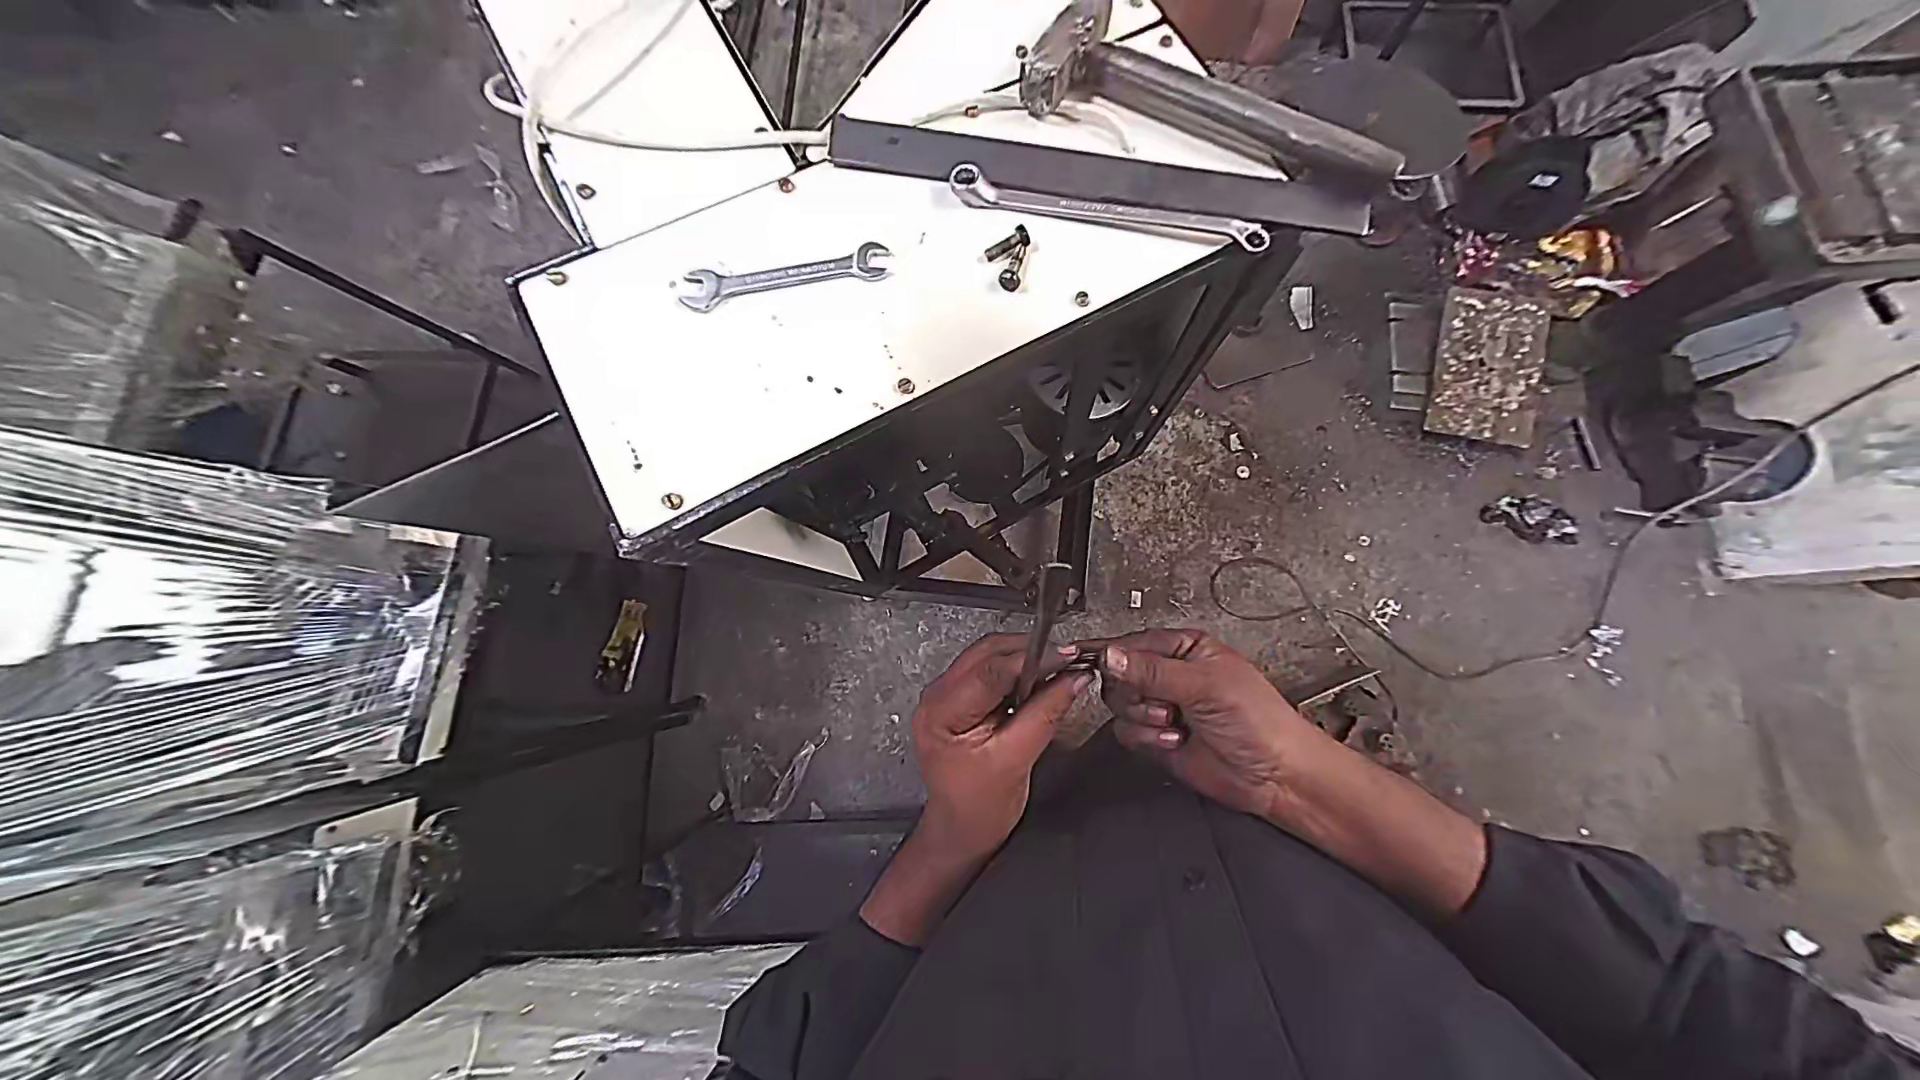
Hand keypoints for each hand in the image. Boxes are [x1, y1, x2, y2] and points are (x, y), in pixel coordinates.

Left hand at [911, 632, 1087, 858]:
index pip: (989, 671)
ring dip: (1024, 657)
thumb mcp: (1017, 761)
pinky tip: (1038, 679)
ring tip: (1057, 667)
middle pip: (986, 653)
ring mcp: (945, 695)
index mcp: (940, 713)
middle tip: (1066, 657)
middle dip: (1029, 651)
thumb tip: (1073, 679)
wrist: (962, 829)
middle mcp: (936, 697)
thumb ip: (1045, 715)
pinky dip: (1016, 670)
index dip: (1031, 659)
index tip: (1065, 657)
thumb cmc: (978, 807)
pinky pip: (989, 670)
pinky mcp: (959, 698)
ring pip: (988, 656)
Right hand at [1080, 629, 1331, 819]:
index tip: (1088, 659)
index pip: (1131, 643)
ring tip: (1175, 721)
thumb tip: (1110, 656)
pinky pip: (1125, 731)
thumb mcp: (1205, 685)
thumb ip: (1153, 670)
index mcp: (1183, 648)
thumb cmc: (1260, 721)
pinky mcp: (1154, 736)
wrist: (1275, 774)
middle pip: (1117, 674)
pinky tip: (1175, 739)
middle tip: (1162, 700)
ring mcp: (1160, 705)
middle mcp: (1168, 674)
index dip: (1111, 653)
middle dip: (1136, 691)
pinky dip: (1147, 738)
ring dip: (1144, 717)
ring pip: (1118, 703)